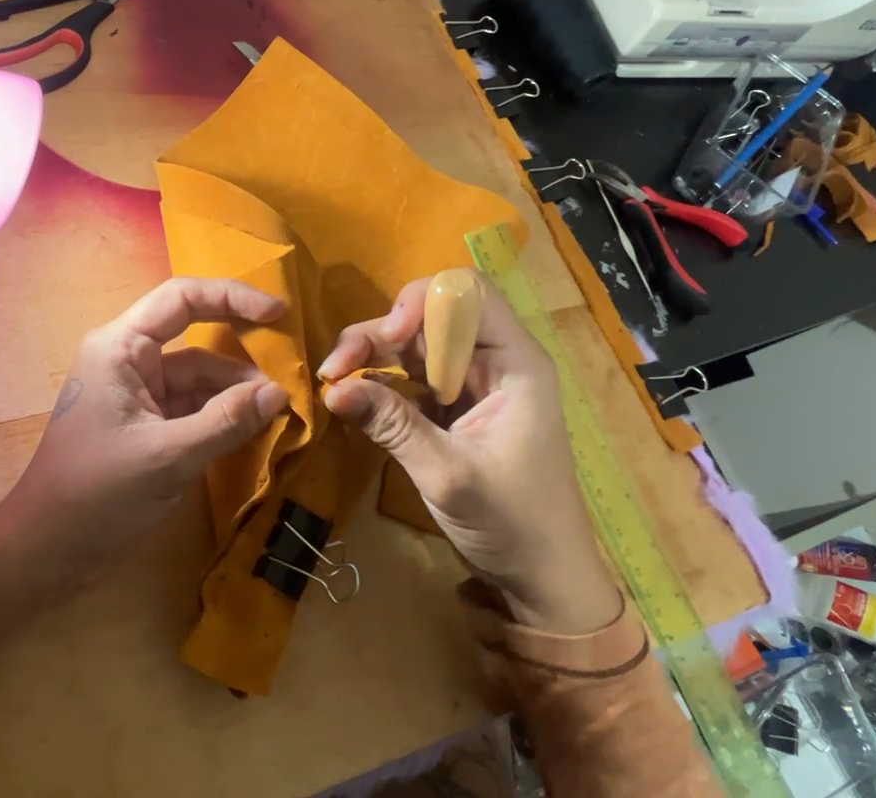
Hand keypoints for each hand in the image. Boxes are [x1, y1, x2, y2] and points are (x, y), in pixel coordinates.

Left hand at [0, 278, 288, 645]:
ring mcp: (137, 393)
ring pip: (198, 378)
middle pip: (195, 337)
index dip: (232, 298)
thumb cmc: (97, 492)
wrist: (48, 549)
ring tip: (283, 410)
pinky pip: (191, 407)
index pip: (182, 298)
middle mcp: (128, 359)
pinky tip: (255, 428)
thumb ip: (225, 422)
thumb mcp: (168, 456)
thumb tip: (280, 394)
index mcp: (120, 347)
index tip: (280, 314)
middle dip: (242, 356)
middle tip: (293, 371)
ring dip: (236, 392)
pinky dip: (222, 415)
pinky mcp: (145, 425)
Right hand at [316, 276, 621, 634]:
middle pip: (430, 316)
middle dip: (379, 333)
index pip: (467, 294)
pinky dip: (377, 385)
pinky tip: (352, 403)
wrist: (543, 581)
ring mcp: (471, 385)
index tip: (389, 340)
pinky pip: (408, 378)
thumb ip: (393, 425)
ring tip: (334, 385)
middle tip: (336, 370)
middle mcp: (493, 362)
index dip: (422, 302)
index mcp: (514, 363)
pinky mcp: (451, 409)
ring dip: (370, 358)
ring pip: (413, 345)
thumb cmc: (514, 525)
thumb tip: (332, 389)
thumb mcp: (448, 474)